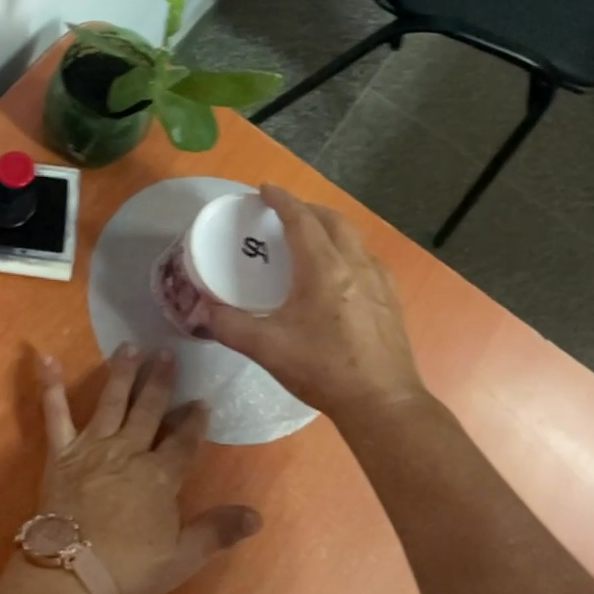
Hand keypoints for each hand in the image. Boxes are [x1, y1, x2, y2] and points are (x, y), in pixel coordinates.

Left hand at [34, 346, 260, 593]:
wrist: (74, 570)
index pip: (183, 442)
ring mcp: (93, 446)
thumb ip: (217, 531)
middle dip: (160, 381)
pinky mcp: (62, 450)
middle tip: (168, 353)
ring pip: (111, 402)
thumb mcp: (182, 556)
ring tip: (129, 346)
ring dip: (122, 373)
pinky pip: (55, 413)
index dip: (195, 422)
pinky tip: (46, 358)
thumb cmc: (130, 567)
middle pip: (149, 411)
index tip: (202, 400)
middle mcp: (128, 451)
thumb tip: (256, 515)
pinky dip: (50, 385)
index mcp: (159, 477)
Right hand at [202, 184, 426, 423]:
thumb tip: (202, 310)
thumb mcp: (265, 348)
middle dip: (307, 209)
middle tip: (284, 212)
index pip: (301, 220)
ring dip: (330, 228)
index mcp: (323, 268)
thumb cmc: (323, 369)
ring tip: (311, 237)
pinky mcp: (391, 302)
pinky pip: (368, 260)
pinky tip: (340, 272)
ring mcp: (379, 283)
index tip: (264, 190)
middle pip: (333, 221)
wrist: (383, 404)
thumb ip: (229, 324)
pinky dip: (348, 251)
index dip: (281, 200)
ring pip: (354, 239)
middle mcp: (354, 266)